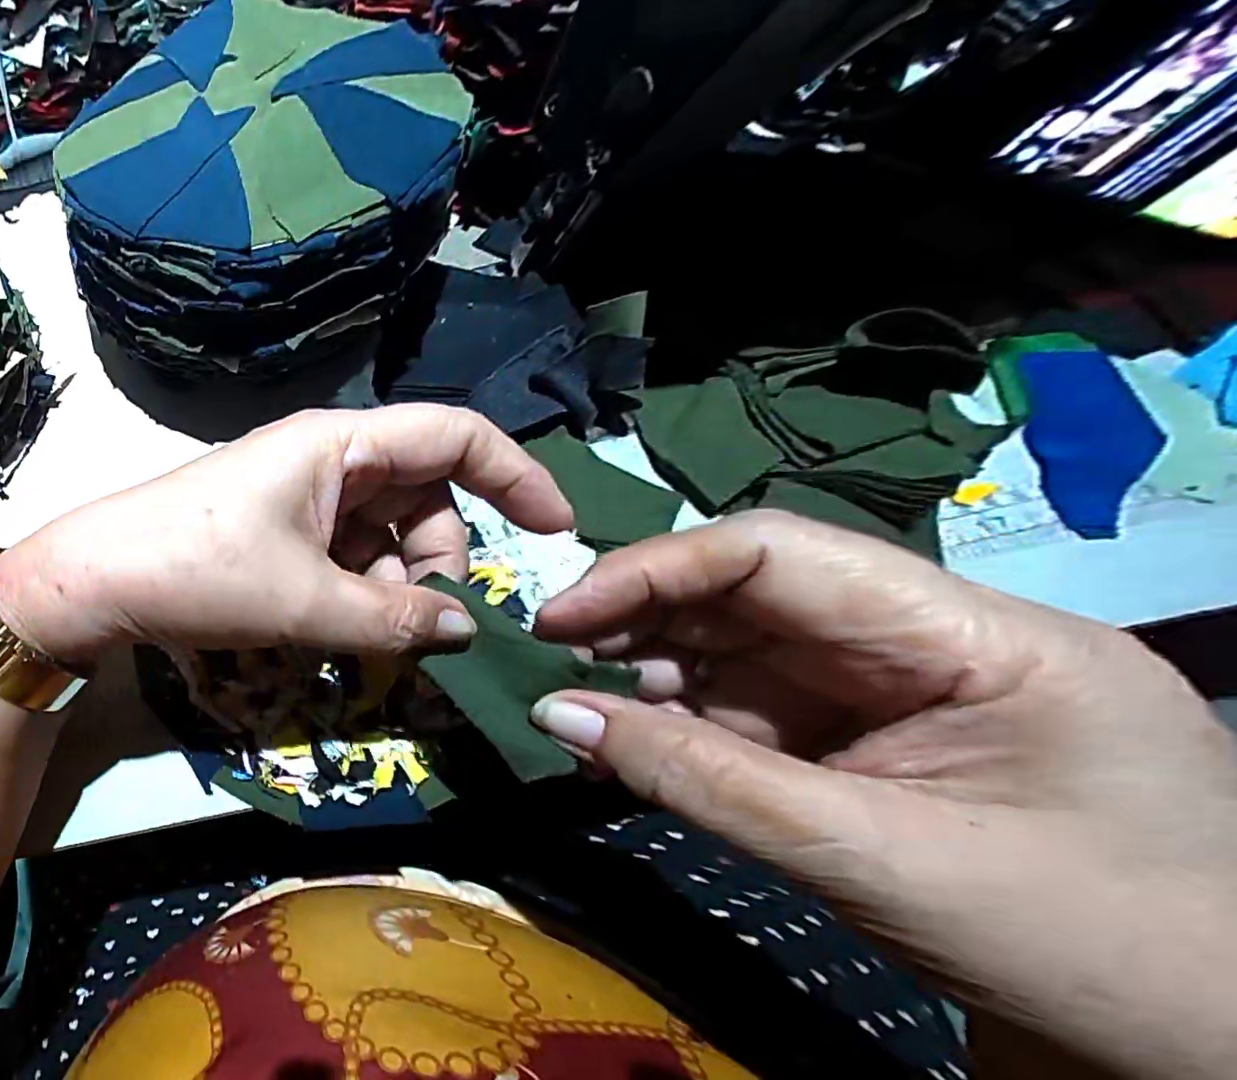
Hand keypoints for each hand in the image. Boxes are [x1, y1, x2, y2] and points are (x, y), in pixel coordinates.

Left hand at [0, 404, 572, 663]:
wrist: (97, 580)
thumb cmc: (200, 571)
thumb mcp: (307, 601)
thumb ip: (395, 615)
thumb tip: (467, 629)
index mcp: (341, 444)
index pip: (455, 435)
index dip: (515, 475)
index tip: (554, 529)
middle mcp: (330, 459)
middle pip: (425, 496)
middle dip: (441, 558)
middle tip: (431, 620)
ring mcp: (307, 494)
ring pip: (388, 531)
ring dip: (399, 582)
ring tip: (375, 632)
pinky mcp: (286, 526)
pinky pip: (351, 550)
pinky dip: (364, 587)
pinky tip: (347, 627)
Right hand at [527, 510, 1236, 1079]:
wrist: (1195, 1074)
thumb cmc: (1090, 957)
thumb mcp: (872, 859)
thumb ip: (698, 778)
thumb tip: (554, 714)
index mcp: (970, 634)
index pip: (777, 554)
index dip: (652, 571)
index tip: (562, 615)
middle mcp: (914, 638)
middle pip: (740, 595)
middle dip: (636, 621)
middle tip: (553, 659)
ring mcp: (876, 687)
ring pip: (724, 650)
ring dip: (642, 678)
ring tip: (579, 712)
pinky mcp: (845, 735)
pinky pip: (733, 708)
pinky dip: (669, 725)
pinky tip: (622, 746)